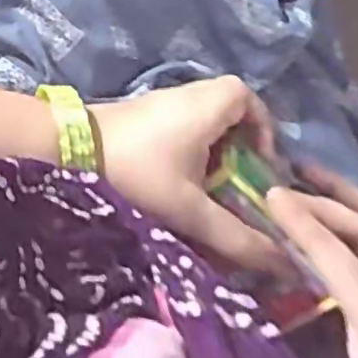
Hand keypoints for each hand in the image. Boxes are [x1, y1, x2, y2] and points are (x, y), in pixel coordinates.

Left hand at [90, 77, 291, 276]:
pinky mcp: (141, 114)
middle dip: (242, 143)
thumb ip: (240, 239)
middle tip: (242, 180)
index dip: (263, 124)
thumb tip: (285, 264)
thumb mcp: (191, 211)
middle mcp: (181, 97)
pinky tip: (184, 180)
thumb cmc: (136, 172)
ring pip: (203, 116)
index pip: (244, 93)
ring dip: (216, 148)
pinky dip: (192, 146)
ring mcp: (158, 103)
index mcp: (200, 107)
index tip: (261, 163)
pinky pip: (181, 122)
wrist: (71, 148)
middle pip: (226, 105)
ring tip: (215, 187)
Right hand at [267, 168, 357, 357]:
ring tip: (266, 211)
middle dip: (319, 207)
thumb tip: (274, 193)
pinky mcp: (346, 347)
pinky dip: (296, 272)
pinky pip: (318, 297)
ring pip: (335, 268)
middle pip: (357, 241)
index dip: (323, 204)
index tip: (273, 187)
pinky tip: (271, 258)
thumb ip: (327, 251)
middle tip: (278, 174)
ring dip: (303, 238)